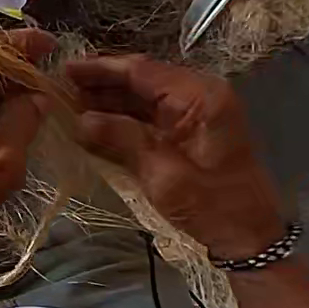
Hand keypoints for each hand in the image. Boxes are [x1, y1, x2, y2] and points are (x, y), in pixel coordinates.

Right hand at [66, 55, 285, 261]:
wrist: (248, 239)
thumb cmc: (213, 206)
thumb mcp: (164, 175)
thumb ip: (123, 140)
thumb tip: (80, 119)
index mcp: (200, 97)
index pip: (142, 70)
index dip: (101, 68)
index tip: (66, 69)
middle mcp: (197, 97)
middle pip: (140, 80)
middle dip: (100, 83)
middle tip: (60, 86)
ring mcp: (191, 116)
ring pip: (140, 98)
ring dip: (106, 101)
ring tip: (68, 104)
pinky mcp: (184, 135)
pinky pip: (146, 119)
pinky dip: (119, 120)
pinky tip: (90, 124)